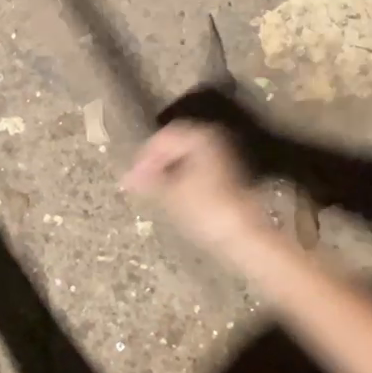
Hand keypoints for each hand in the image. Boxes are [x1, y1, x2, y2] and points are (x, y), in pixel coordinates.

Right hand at [122, 121, 270, 255]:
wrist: (244, 236)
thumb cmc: (206, 209)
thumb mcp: (170, 192)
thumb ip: (147, 179)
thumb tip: (127, 177)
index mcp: (200, 136)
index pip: (163, 137)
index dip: (145, 155)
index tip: (134, 174)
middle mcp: (213, 140)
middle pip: (174, 145)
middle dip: (155, 162)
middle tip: (140, 180)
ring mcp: (222, 158)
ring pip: (185, 158)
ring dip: (167, 170)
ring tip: (153, 189)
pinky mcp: (226, 178)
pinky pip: (195, 169)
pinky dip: (180, 178)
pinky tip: (172, 195)